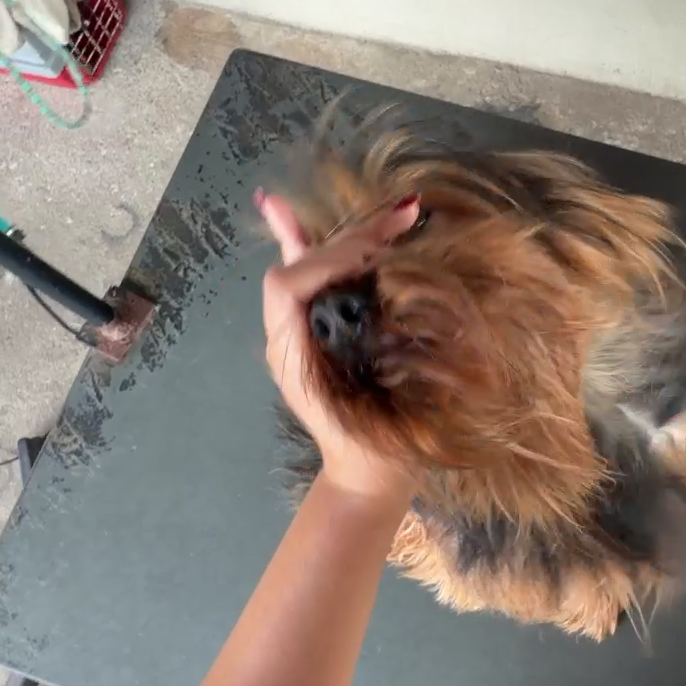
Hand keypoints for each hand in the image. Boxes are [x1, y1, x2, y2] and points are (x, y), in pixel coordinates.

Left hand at [256, 188, 421, 503]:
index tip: (378, 252)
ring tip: (388, 213)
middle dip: (353, 237)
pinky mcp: (322, 337)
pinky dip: (312, 249)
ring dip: (348, 236)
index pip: (289, 285)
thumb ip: (369, 356)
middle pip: (305, 266)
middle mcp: (289, 333)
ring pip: (313, 268)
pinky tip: (281, 212)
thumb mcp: (374, 400)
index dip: (328, 260)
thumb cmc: (372, 443)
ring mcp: (302, 334)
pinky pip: (312, 284)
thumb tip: (374, 300)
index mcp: (292, 349)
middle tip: (404, 215)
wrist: (365, 474)